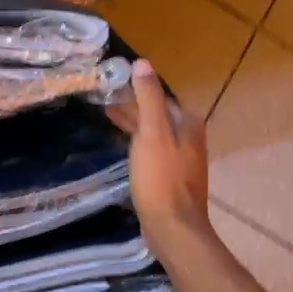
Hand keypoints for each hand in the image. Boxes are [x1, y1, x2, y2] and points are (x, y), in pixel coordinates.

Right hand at [111, 59, 210, 247]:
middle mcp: (189, 137)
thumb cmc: (161, 177)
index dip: (137, 86)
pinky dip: (136, 140)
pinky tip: (122, 143)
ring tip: (106, 113)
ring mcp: (181, 159)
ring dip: (132, 121)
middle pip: (157, 112)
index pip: (160, 95)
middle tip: (103, 95)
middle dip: (133, 103)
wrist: (173, 229)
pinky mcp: (171, 177)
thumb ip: (148, 97)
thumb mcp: (152, 132)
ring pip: (153, 131)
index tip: (112, 80)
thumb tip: (142, 63)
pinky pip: (151, 149)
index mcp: (188, 123)